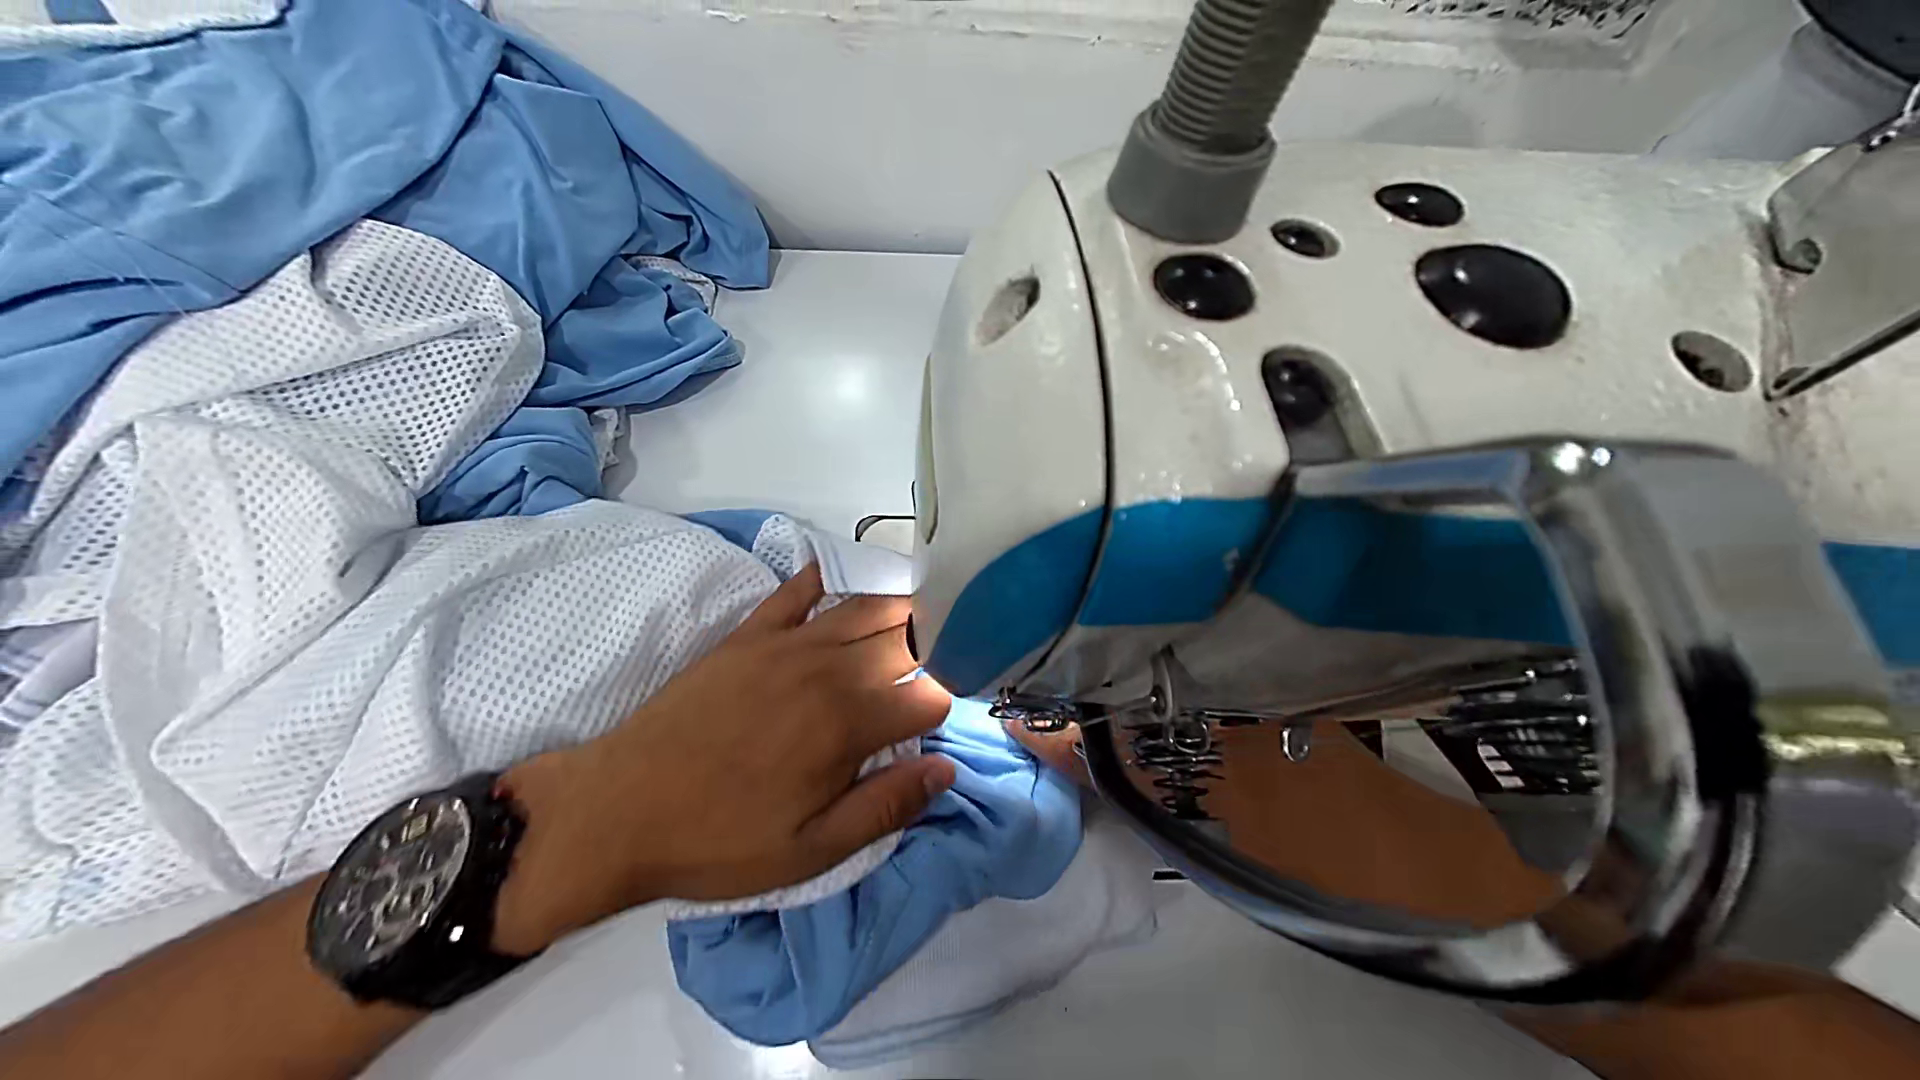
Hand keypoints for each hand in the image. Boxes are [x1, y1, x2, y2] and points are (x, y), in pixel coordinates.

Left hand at [492, 564, 955, 951]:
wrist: (620, 810)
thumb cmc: (721, 838)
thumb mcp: (810, 851)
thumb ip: (885, 807)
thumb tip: (945, 767)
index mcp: (848, 726)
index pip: (928, 696)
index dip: (946, 706)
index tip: (941, 720)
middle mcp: (828, 671)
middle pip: (906, 639)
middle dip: (937, 647)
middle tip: (942, 662)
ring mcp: (787, 644)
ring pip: (865, 606)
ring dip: (900, 607)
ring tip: (917, 618)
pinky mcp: (750, 634)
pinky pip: (799, 589)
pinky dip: (828, 577)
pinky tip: (844, 577)